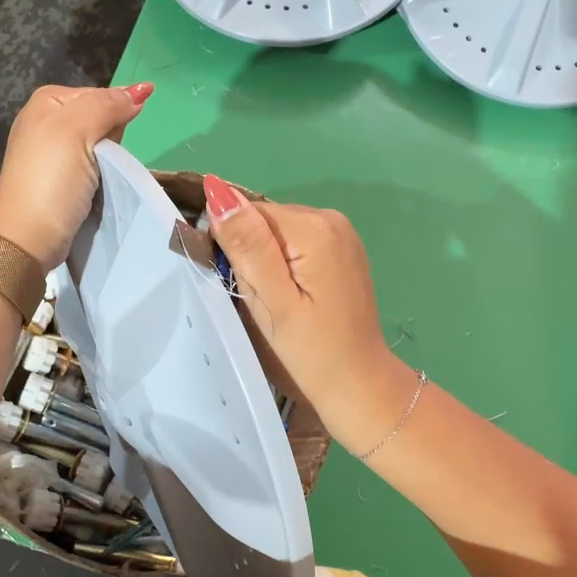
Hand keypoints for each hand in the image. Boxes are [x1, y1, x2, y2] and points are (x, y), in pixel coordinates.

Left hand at [0, 83, 153, 268]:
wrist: (28, 236)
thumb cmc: (51, 177)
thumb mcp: (78, 130)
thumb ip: (109, 105)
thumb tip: (142, 89)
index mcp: (47, 101)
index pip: (100, 95)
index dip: (114, 115)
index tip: (110, 141)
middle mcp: (46, 122)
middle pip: (100, 119)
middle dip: (110, 138)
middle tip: (101, 162)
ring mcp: (50, 154)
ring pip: (98, 146)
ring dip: (107, 161)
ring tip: (99, 179)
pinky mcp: (57, 180)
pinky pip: (90, 168)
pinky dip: (98, 176)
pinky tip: (96, 189)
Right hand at [204, 175, 403, 434]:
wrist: (358, 384)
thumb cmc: (311, 351)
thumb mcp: (273, 302)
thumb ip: (248, 245)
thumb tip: (218, 192)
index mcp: (315, 228)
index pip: (248, 213)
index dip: (233, 245)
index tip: (239, 284)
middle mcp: (331, 218)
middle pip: (264, 219)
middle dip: (250, 253)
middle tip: (259, 299)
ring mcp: (340, 233)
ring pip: (276, 231)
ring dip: (265, 260)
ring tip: (275, 301)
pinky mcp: (340, 248)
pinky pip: (294, 242)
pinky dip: (282, 264)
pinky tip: (290, 295)